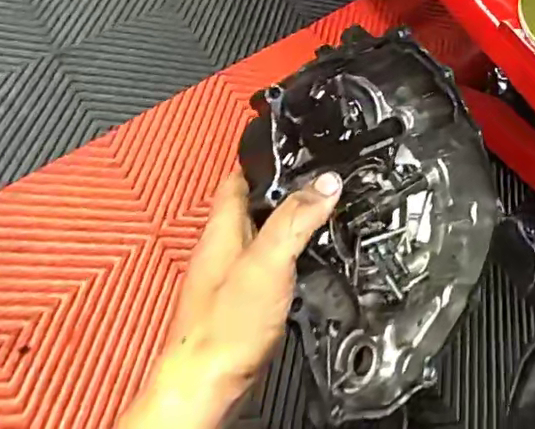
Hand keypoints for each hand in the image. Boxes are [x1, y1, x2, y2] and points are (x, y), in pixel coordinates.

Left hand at [119, 170, 340, 428]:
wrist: (206, 390)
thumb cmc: (221, 332)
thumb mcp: (267, 263)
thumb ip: (296, 219)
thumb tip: (327, 182)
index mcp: (222, 230)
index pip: (240, 176)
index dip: (266, 156)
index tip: (291, 143)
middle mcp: (224, 248)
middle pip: (257, 202)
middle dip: (289, 186)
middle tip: (321, 173)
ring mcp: (233, 275)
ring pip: (268, 231)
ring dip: (294, 219)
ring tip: (325, 208)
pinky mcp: (246, 299)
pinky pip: (274, 259)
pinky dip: (294, 250)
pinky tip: (311, 258)